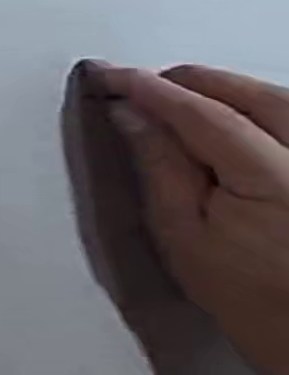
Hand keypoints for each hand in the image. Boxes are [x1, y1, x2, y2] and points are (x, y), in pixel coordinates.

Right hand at [87, 60, 288, 374]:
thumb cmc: (251, 301)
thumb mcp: (181, 231)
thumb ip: (159, 163)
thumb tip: (129, 111)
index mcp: (285, 185)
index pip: (206, 114)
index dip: (148, 86)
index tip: (104, 73)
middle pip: (267, 97)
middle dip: (197, 82)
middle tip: (142, 86)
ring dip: (237, 95)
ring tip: (185, 105)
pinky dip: (269, 114)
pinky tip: (238, 125)